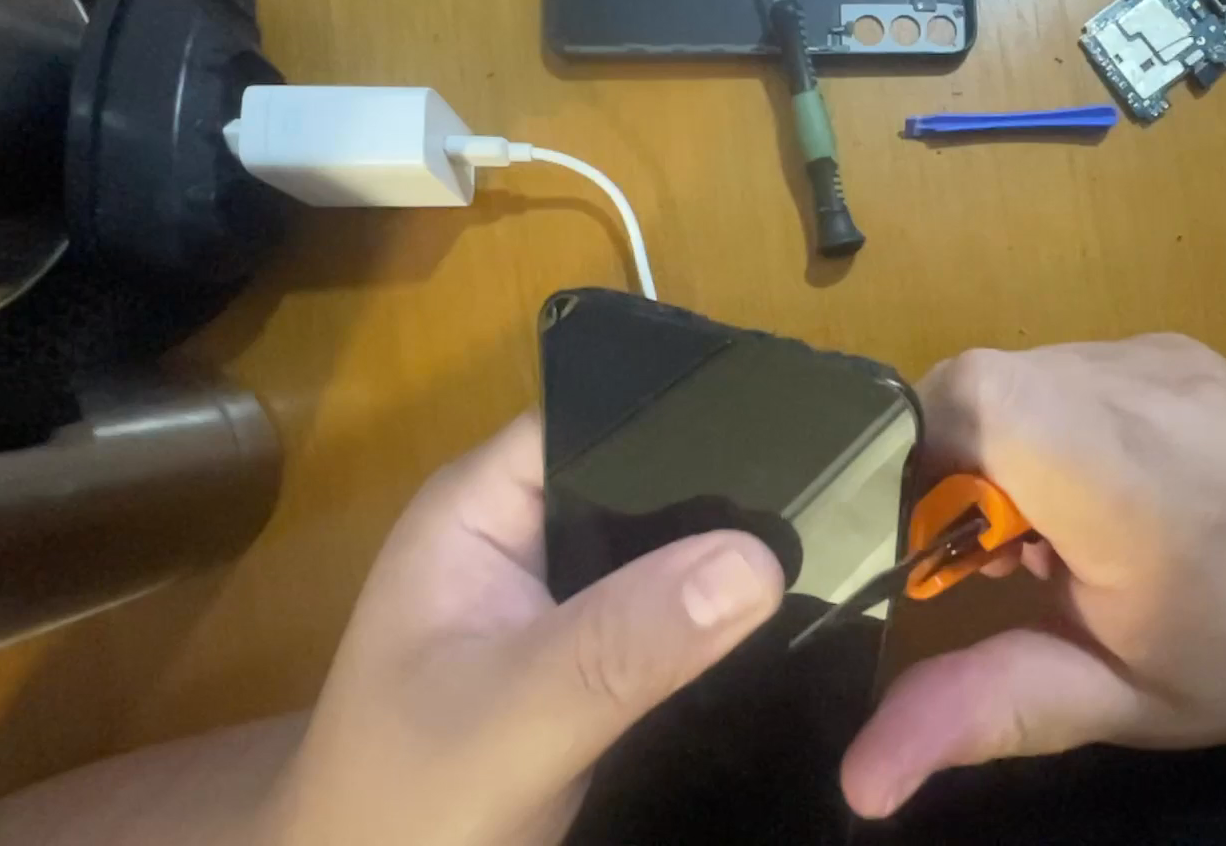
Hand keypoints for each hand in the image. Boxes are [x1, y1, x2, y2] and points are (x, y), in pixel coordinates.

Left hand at [261, 413, 785, 845]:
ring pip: (661, 539)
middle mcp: (524, 524)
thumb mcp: (512, 719)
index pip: (599, 418)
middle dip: (721, 489)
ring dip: (723, 551)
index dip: (686, 419)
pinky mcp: (590, 638)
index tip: (784, 438)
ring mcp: (558, 584)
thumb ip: (624, 643)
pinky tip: (779, 608)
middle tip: (823, 501)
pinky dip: (713, 606)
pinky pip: (668, 598)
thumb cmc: (402, 807)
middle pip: (641, 472)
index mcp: (483, 502)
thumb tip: (756, 563)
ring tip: (822, 543)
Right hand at [842, 335, 1225, 817]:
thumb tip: (861, 777)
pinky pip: (1053, 365)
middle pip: (977, 382)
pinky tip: (1088, 469)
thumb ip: (985, 710)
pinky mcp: (1162, 343)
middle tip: (994, 537)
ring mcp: (1156, 356)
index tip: (939, 529)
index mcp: (1132, 491)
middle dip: (951, 457)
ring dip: (995, 436)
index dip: (924, 450)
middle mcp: (1142, 396)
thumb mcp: (1112, 700)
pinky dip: (1036, 414)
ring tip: (1048, 508)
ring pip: (1010, 371)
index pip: (982, 401)